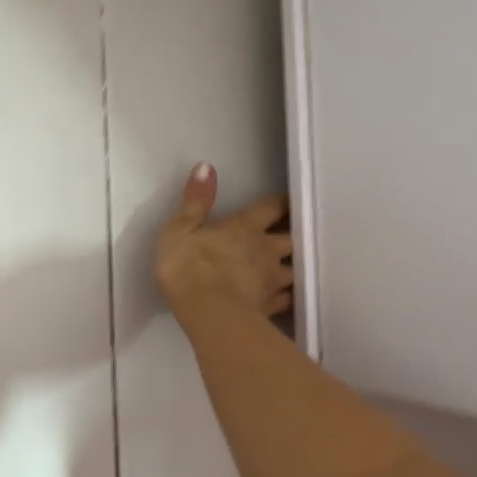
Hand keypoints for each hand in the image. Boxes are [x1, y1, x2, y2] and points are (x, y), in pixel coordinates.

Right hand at [155, 162, 293, 326]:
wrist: (206, 311)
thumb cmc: (188, 266)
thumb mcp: (180, 229)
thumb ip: (196, 200)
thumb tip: (206, 166)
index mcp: (244, 228)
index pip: (271, 208)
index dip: (280, 202)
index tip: (290, 198)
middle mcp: (265, 250)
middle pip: (292, 238)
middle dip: (294, 234)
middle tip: (294, 233)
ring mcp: (271, 280)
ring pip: (295, 270)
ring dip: (295, 267)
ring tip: (293, 267)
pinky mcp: (269, 306)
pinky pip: (287, 299)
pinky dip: (288, 296)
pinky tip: (287, 298)